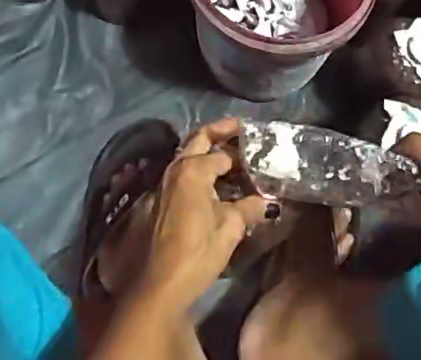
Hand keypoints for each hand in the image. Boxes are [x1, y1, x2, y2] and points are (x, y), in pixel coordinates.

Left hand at [132, 118, 269, 309]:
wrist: (156, 290)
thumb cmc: (197, 252)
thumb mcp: (231, 228)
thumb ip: (249, 208)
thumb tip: (266, 201)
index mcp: (193, 169)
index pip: (222, 154)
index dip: (242, 156)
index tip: (258, 156)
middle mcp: (174, 170)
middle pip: (198, 140)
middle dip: (219, 133)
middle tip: (239, 130)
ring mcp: (160, 187)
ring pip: (185, 158)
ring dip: (205, 154)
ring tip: (227, 162)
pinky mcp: (154, 206)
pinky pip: (179, 178)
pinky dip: (195, 174)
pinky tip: (208, 189)